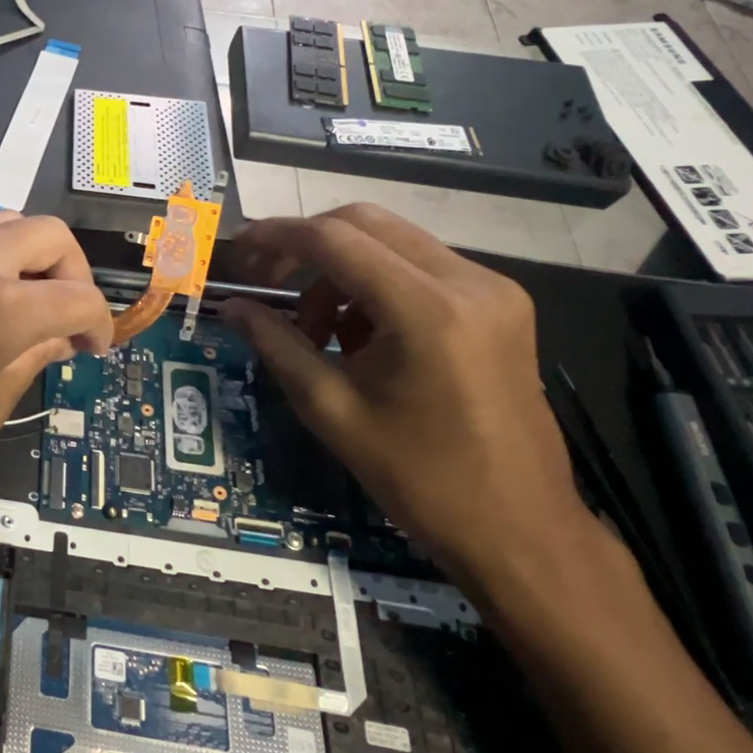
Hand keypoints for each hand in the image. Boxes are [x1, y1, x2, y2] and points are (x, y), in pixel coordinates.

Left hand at [0, 212, 112, 515]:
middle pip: (51, 235)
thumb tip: (63, 335)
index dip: (98, 322)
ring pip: (12, 224)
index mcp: (0, 306)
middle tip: (69, 319)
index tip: (93, 347)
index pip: (79, 294)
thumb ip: (32, 358)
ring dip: (35, 258)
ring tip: (35, 307)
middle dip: (73, 273)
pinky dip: (2, 258)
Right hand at [217, 204, 593, 578]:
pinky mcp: (501, 304)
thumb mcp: (331, 410)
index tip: (237, 253)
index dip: (276, 238)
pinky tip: (360, 335)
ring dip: (340, 268)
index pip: (334, 240)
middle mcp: (468, 282)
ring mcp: (493, 290)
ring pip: (393, 241)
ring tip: (318, 329)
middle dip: (306, 244)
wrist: (520, 529)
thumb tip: (232, 306)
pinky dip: (376, 283)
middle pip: (365, 223)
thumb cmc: (420, 477)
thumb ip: (277, 344)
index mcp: (427, 310)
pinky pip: (421, 266)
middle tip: (268, 283)